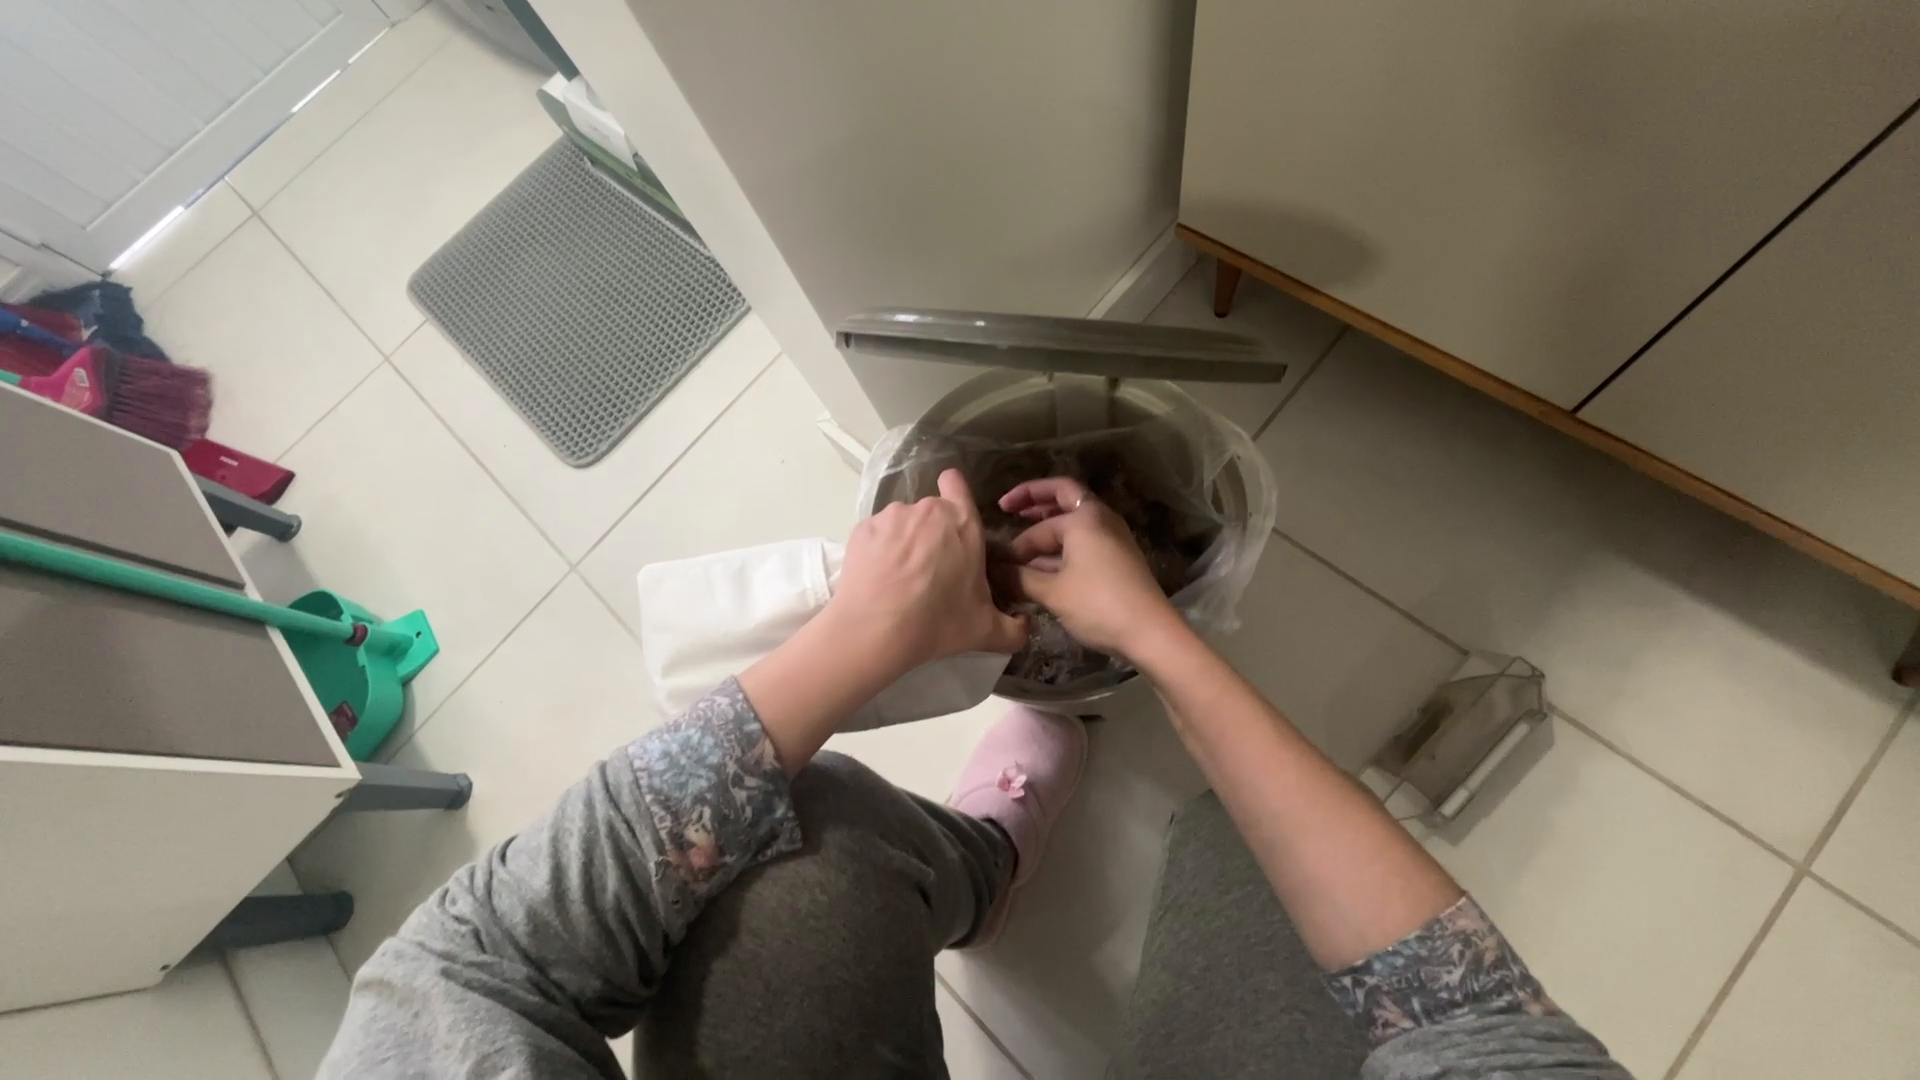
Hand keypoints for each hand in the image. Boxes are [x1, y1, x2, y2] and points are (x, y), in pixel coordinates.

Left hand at [827, 468, 1028, 675]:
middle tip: (929, 570)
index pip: (956, 482)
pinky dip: (878, 550)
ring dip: (903, 541)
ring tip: (899, 576)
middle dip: (931, 532)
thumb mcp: (986, 632)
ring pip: (901, 522)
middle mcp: (928, 510)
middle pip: (930, 511)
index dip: (953, 492)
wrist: (875, 630)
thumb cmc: (938, 623)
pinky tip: (878, 577)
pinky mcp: (862, 528)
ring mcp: (892, 516)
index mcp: (963, 524)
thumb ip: (1014, 629)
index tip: (951, 519)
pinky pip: (876, 534)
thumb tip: (1025, 627)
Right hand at [1001, 477, 1183, 658]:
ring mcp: (1113, 538)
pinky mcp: (1118, 559)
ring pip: (1074, 523)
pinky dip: (1062, 548)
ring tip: (1021, 549)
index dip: (1016, 542)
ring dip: (1048, 530)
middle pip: (1063, 498)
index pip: (1040, 523)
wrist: (1150, 633)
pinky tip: (1043, 570)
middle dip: (1034, 502)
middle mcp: (1101, 519)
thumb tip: (991, 571)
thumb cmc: (1098, 604)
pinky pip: (1084, 542)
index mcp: (1084, 517)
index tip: (997, 559)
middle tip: (1007, 507)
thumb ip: (1018, 578)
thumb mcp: (1052, 592)